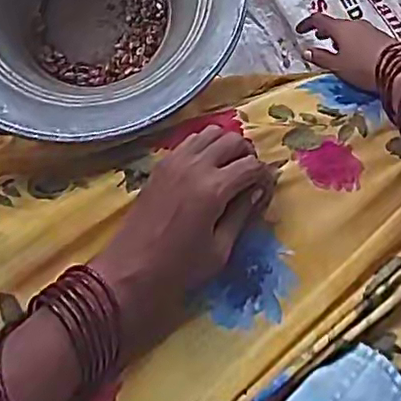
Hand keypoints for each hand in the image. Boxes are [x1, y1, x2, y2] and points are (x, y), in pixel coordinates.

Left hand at [90, 126, 272, 354]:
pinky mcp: (162, 162)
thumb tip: (259, 191)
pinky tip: (207, 167)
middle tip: (250, 177)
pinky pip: (191, 140)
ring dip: (226, 145)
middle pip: (233, 140)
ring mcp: (175, 160)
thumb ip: (241, 214)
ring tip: (230, 168)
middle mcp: (195, 165)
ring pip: (211, 132)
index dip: (265, 175)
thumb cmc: (179, 268)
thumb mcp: (220, 249)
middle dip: (248, 155)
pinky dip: (205, 145)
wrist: (132, 268)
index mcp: (213, 188)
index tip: (268, 187)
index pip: (251, 166)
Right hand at [296, 12, 400, 99]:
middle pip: (336, 23)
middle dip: (325, 31)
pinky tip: (356, 54)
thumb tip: (306, 51)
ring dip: (341, 36)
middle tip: (319, 38)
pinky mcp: (382, 37)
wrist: (400, 70)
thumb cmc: (363, 67)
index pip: (318, 19)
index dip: (307, 23)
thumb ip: (320, 57)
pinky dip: (354, 41)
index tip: (300, 30)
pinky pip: (362, 35)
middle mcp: (355, 24)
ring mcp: (370, 30)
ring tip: (337, 49)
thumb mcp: (337, 65)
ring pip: (350, 29)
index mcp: (340, 28)